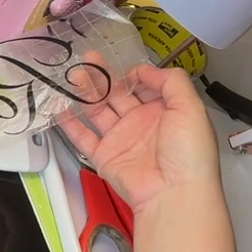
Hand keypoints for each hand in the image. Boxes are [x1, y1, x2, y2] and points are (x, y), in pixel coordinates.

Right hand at [59, 64, 220, 217]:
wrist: (173, 192)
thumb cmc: (189, 154)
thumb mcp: (191, 108)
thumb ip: (171, 81)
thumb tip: (146, 69)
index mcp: (165, 112)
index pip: (145, 85)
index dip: (134, 74)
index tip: (123, 66)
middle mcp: (142, 123)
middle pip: (118, 94)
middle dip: (103, 76)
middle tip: (89, 60)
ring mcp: (121, 139)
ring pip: (98, 110)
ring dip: (85, 92)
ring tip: (74, 75)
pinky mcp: (104, 156)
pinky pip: (83, 136)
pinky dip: (70, 123)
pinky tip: (60, 107)